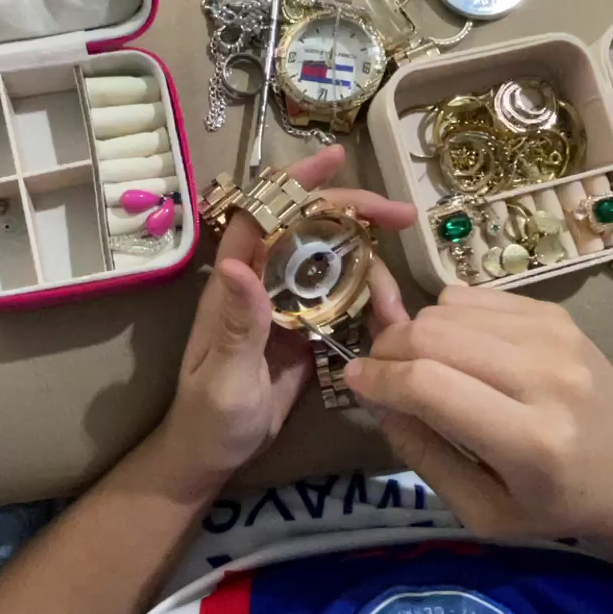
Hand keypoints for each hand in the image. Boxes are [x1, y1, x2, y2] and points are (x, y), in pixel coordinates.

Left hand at [159, 145, 413, 487]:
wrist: (214, 454)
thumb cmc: (210, 418)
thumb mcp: (224, 377)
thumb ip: (237, 326)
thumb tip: (237, 265)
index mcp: (235, 284)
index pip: (263, 216)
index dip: (296, 183)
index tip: (338, 159)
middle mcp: (262, 284)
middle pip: (308, 230)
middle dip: (353, 214)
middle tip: (402, 215)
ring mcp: (285, 306)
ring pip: (331, 264)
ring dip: (368, 263)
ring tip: (402, 287)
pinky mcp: (304, 331)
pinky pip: (341, 301)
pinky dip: (369, 300)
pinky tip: (394, 312)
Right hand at [344, 285, 612, 541]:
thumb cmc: (556, 503)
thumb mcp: (482, 511)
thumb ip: (422, 455)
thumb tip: (375, 398)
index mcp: (530, 442)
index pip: (429, 385)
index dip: (378, 377)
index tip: (353, 379)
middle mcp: (546, 379)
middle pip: (432, 335)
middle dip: (388, 349)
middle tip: (381, 372)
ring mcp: (555, 337)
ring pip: (445, 309)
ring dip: (414, 332)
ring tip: (420, 363)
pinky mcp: (555, 314)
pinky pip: (469, 296)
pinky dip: (446, 318)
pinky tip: (458, 348)